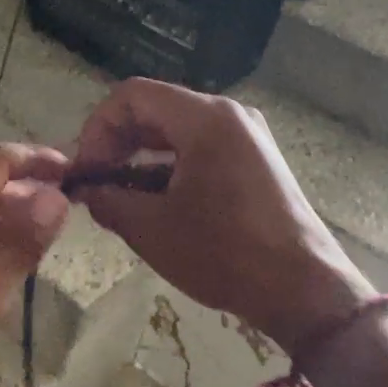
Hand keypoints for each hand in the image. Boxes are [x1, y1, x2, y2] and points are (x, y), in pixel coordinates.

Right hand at [72, 78, 373, 352]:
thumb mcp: (151, 229)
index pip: (132, 96)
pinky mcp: (254, 162)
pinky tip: (152, 205)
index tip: (85, 171)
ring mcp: (246, 137)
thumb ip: (108, 201)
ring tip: (117, 199)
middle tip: (93, 184)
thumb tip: (87, 191)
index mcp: (205, 119)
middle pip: (154, 110)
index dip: (97, 129)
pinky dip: (168, 169)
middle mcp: (229, 115)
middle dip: (116, 144)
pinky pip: (199, 150)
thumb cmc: (224, 254)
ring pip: (176, 132)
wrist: (302, 289)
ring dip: (139, 159)